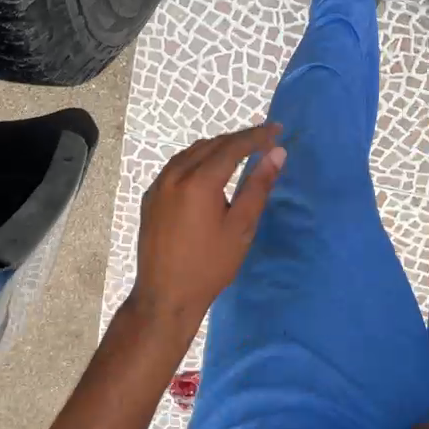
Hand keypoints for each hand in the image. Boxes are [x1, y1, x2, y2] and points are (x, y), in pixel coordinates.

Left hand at [129, 122, 285, 330]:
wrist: (164, 298)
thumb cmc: (209, 266)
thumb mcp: (241, 228)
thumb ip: (258, 187)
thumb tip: (277, 154)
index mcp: (199, 182)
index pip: (232, 146)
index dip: (257, 136)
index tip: (277, 130)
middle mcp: (175, 175)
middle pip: (212, 144)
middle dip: (239, 139)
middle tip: (264, 141)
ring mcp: (159, 185)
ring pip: (192, 152)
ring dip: (218, 147)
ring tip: (241, 152)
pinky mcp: (151, 196)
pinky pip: (177, 165)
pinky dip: (198, 159)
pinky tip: (209, 170)